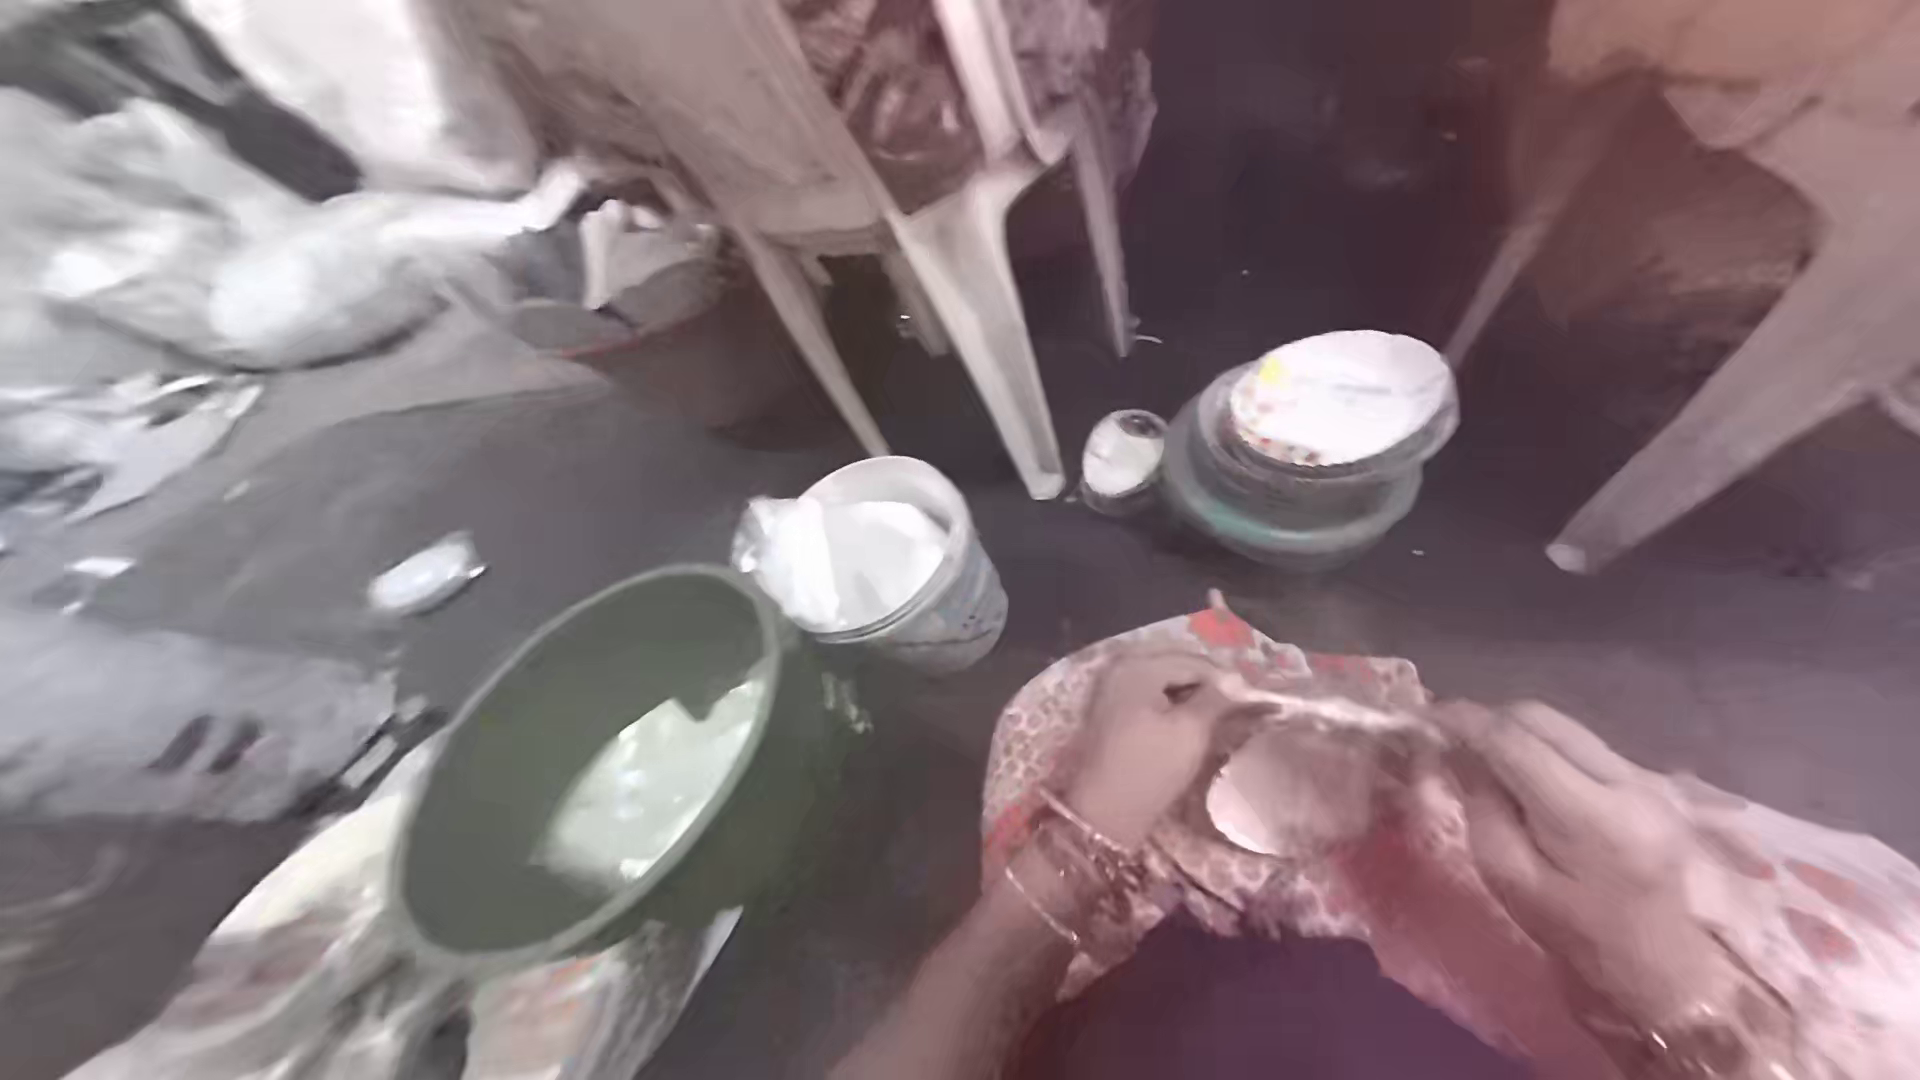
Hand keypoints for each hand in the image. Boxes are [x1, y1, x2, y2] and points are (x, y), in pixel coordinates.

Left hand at [1062, 651, 1242, 847]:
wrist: (1106, 806)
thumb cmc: (1151, 767)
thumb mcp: (1191, 731)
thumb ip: (1215, 698)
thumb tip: (1233, 681)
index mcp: (1139, 666)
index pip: (1192, 660)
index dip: (1224, 677)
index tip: (1251, 694)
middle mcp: (1121, 664)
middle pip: (1174, 660)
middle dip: (1204, 677)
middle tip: (1234, 699)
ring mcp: (1113, 682)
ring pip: (1161, 672)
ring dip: (1187, 685)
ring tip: (1214, 707)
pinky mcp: (1111, 701)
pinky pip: (1147, 685)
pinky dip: (1169, 693)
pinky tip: (1187, 712)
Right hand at [1433, 701, 1746, 1029]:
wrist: (1664, 969)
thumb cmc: (1572, 929)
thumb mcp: (1505, 870)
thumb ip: (1478, 800)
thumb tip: (1451, 747)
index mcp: (1592, 817)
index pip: (1513, 741)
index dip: (1461, 719)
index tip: (1421, 716)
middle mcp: (1627, 786)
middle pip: (1538, 718)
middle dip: (1483, 718)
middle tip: (1446, 735)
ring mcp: (1645, 782)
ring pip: (1557, 724)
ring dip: (1509, 728)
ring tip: (1477, 750)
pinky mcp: (1646, 784)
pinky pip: (1575, 741)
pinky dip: (1534, 741)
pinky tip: (1514, 766)